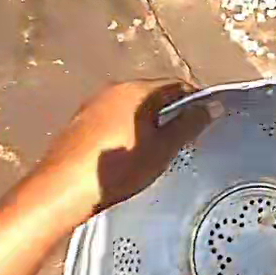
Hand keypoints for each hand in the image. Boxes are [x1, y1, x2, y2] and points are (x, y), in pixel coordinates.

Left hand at [21, 80, 210, 224]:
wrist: (62, 189)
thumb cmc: (118, 169)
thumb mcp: (163, 149)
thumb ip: (189, 124)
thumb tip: (212, 105)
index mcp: (136, 90)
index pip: (176, 85)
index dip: (194, 102)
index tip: (204, 121)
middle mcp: (112, 90)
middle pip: (152, 95)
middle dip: (170, 113)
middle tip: (183, 140)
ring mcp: (92, 106)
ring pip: (131, 108)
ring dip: (147, 124)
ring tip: (157, 151)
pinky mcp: (78, 125)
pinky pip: (112, 121)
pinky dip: (126, 132)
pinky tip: (127, 156)